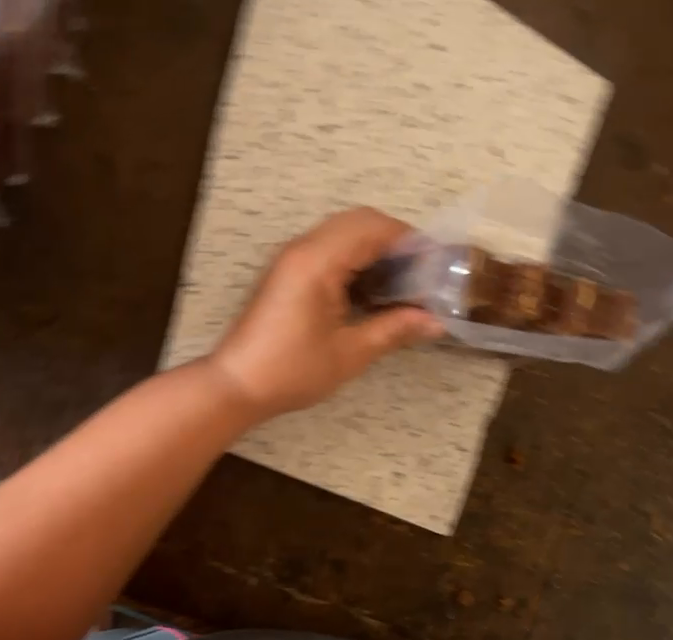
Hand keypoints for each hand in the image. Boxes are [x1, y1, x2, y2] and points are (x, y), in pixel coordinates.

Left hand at [206, 208, 446, 416]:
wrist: (237, 386)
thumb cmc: (290, 371)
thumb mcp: (350, 353)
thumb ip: (394, 329)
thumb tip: (435, 321)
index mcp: (318, 261)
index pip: (375, 228)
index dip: (411, 242)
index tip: (435, 267)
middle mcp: (302, 248)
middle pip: (360, 222)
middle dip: (395, 243)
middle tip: (420, 277)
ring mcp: (291, 258)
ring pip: (343, 232)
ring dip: (374, 250)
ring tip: (399, 286)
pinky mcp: (286, 273)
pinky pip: (328, 248)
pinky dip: (354, 259)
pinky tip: (369, 292)